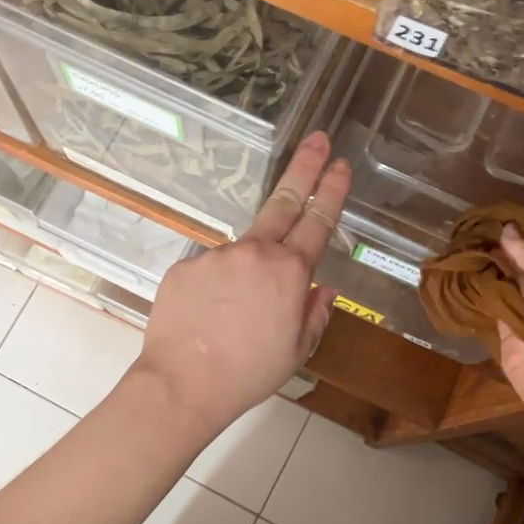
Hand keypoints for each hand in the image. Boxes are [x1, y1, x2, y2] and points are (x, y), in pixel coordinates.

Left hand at [131, 132, 350, 433]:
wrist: (183, 385)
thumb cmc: (249, 374)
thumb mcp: (297, 351)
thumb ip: (314, 313)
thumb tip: (322, 288)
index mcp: (289, 272)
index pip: (318, 222)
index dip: (331, 191)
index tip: (340, 164)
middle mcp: (253, 252)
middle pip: (283, 202)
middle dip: (303, 168)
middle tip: (317, 139)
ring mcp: (215, 256)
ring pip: (239, 256)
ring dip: (243, 276)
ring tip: (233, 320)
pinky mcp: (184, 267)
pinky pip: (208, 274)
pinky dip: (213, 292)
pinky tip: (207, 323)